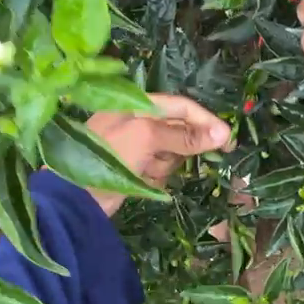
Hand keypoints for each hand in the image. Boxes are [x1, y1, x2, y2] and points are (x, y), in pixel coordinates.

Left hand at [84, 94, 230, 215]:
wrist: (75, 198)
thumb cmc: (109, 156)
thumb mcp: (147, 137)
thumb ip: (184, 135)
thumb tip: (224, 133)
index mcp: (137, 105)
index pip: (182, 106)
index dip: (206, 120)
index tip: (227, 139)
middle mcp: (138, 121)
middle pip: (180, 129)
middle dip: (181, 147)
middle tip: (170, 159)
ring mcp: (136, 145)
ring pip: (173, 152)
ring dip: (167, 164)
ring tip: (147, 172)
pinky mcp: (135, 167)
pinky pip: (161, 168)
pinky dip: (156, 176)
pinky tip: (143, 182)